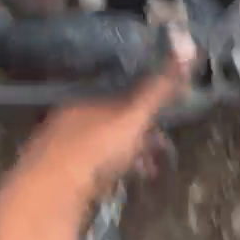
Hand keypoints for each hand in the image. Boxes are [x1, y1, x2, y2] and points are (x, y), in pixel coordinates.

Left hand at [3, 60, 187, 214]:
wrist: (51, 194)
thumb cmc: (96, 149)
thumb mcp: (134, 116)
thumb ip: (159, 88)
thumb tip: (187, 45)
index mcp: (84, 100)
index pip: (118, 96)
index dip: (145, 108)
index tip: (164, 123)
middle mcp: (68, 120)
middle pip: (111, 123)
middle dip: (139, 136)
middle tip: (160, 152)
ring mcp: (59, 150)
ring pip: (102, 148)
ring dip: (127, 157)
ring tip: (147, 172)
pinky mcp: (57, 179)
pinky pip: (92, 170)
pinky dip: (111, 174)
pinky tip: (120, 185)